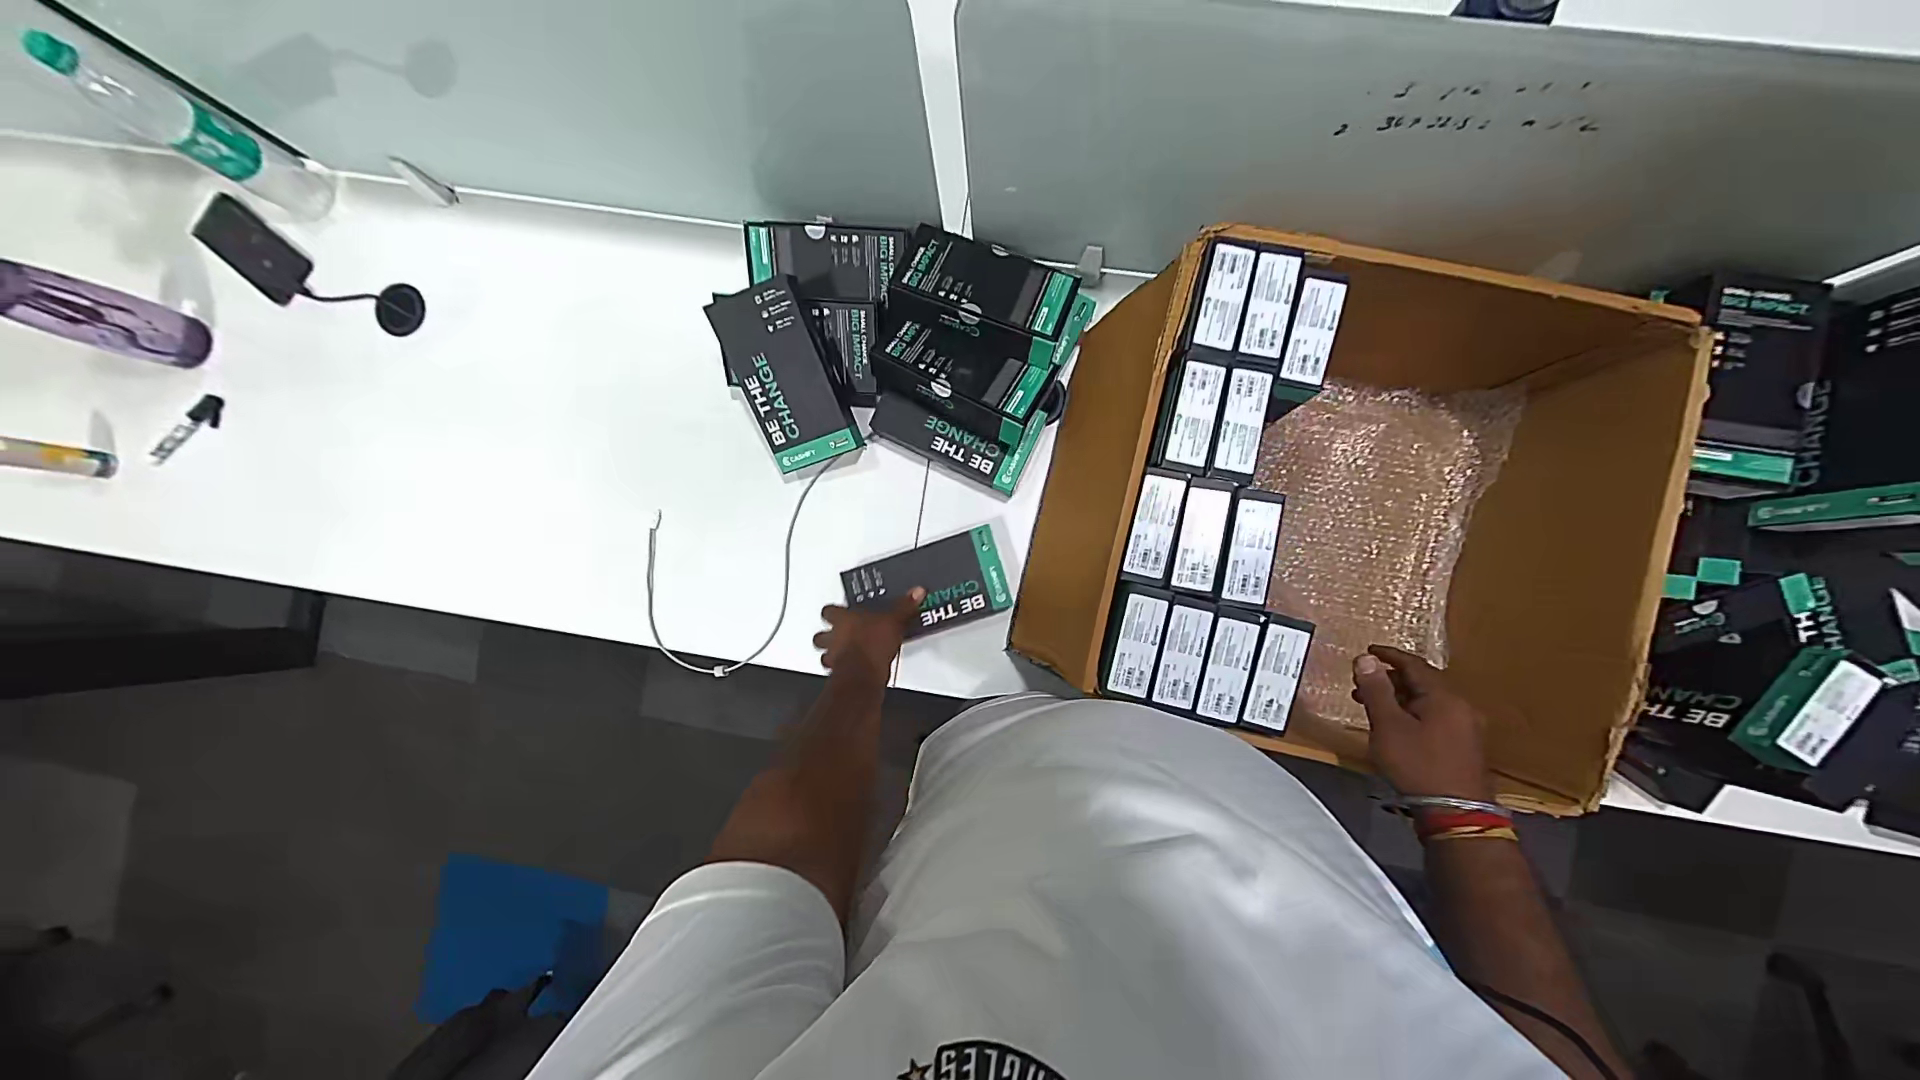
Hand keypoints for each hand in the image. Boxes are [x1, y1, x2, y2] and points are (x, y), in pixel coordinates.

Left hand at [813, 588, 924, 675]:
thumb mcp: (895, 620)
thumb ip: (905, 606)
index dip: (833, 611)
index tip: (839, 610)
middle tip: (834, 634)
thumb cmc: (871, 644)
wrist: (864, 673)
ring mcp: (834, 656)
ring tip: (839, 653)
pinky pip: (835, 671)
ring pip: (824, 654)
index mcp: (844, 619)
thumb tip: (915, 593)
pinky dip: (841, 670)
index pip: (830, 611)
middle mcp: (834, 638)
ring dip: (830, 654)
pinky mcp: (840, 674)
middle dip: (826, 635)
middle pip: (820, 635)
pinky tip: (851, 670)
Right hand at [1351, 645, 1494, 801]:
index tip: (1369, 651)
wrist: (1456, 812)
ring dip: (1399, 697)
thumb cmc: (1417, 764)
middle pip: (1422, 682)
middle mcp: (1461, 707)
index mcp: (1444, 697)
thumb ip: (1376, 690)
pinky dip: (1411, 711)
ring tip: (1373, 706)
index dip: (1389, 656)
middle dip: (1390, 679)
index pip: (1414, 665)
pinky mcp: (1465, 745)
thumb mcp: (1388, 725)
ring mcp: (1467, 727)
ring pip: (1428, 700)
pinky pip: (1435, 715)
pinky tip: (1395, 725)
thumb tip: (1366, 659)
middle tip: (1362, 684)